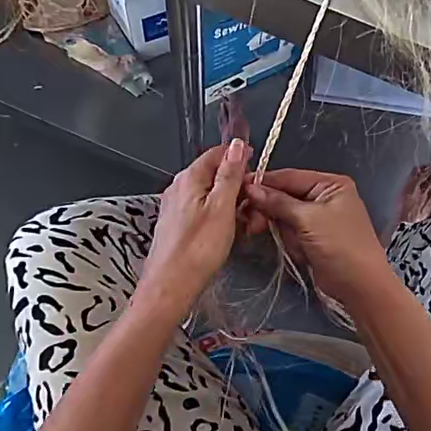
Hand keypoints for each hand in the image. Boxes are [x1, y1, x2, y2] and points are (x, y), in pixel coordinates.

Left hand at [140, 140, 248, 307]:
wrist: (171, 286)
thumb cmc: (198, 249)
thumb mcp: (223, 207)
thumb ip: (230, 174)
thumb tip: (237, 144)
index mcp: (189, 178)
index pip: (218, 153)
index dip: (241, 160)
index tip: (259, 176)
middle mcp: (180, 188)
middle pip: (216, 175)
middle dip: (240, 188)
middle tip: (256, 209)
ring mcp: (177, 207)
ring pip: (212, 196)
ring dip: (233, 206)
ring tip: (247, 227)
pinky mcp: (179, 225)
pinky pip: (205, 212)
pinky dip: (221, 219)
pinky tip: (231, 234)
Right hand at [243, 169, 397, 309]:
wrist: (360, 285)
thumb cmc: (340, 245)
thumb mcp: (308, 219)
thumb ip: (278, 202)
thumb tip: (251, 188)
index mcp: (330, 184)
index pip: (290, 177)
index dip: (264, 183)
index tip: (238, 189)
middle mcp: (324, 197)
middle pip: (284, 196)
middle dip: (268, 209)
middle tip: (251, 222)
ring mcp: (318, 218)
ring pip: (284, 215)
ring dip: (277, 227)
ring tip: (266, 234)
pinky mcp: (313, 238)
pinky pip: (290, 232)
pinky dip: (286, 239)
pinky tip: (285, 245)